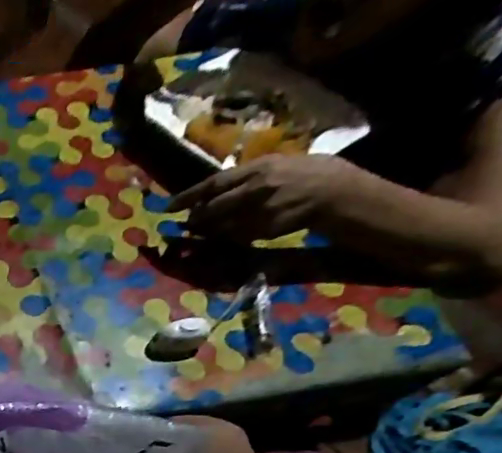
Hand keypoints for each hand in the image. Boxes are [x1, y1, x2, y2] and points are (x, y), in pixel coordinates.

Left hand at [166, 155, 367, 241]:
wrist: (333, 191)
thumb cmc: (307, 173)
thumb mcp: (276, 164)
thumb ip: (248, 176)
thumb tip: (219, 188)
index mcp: (256, 168)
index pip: (213, 183)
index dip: (188, 196)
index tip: (168, 206)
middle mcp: (255, 188)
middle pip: (213, 208)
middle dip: (196, 218)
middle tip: (186, 224)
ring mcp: (259, 210)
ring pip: (222, 226)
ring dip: (209, 232)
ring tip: (201, 234)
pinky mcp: (265, 229)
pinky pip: (238, 237)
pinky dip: (228, 239)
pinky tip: (224, 239)